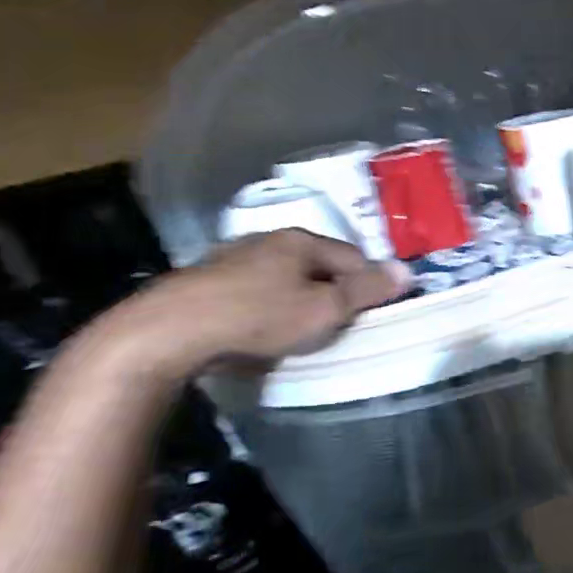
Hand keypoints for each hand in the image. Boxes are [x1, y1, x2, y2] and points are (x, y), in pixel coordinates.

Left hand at [91, 229, 408, 381]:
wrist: (164, 334)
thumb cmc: (258, 318)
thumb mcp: (325, 309)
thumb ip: (367, 290)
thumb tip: (407, 269)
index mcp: (301, 240)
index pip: (354, 257)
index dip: (367, 285)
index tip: (367, 314)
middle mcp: (267, 239)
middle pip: (318, 265)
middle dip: (331, 292)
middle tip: (333, 325)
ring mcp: (231, 257)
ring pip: (284, 277)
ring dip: (296, 298)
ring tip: (296, 330)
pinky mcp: (203, 280)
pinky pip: (253, 289)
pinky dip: (264, 306)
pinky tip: (257, 329)